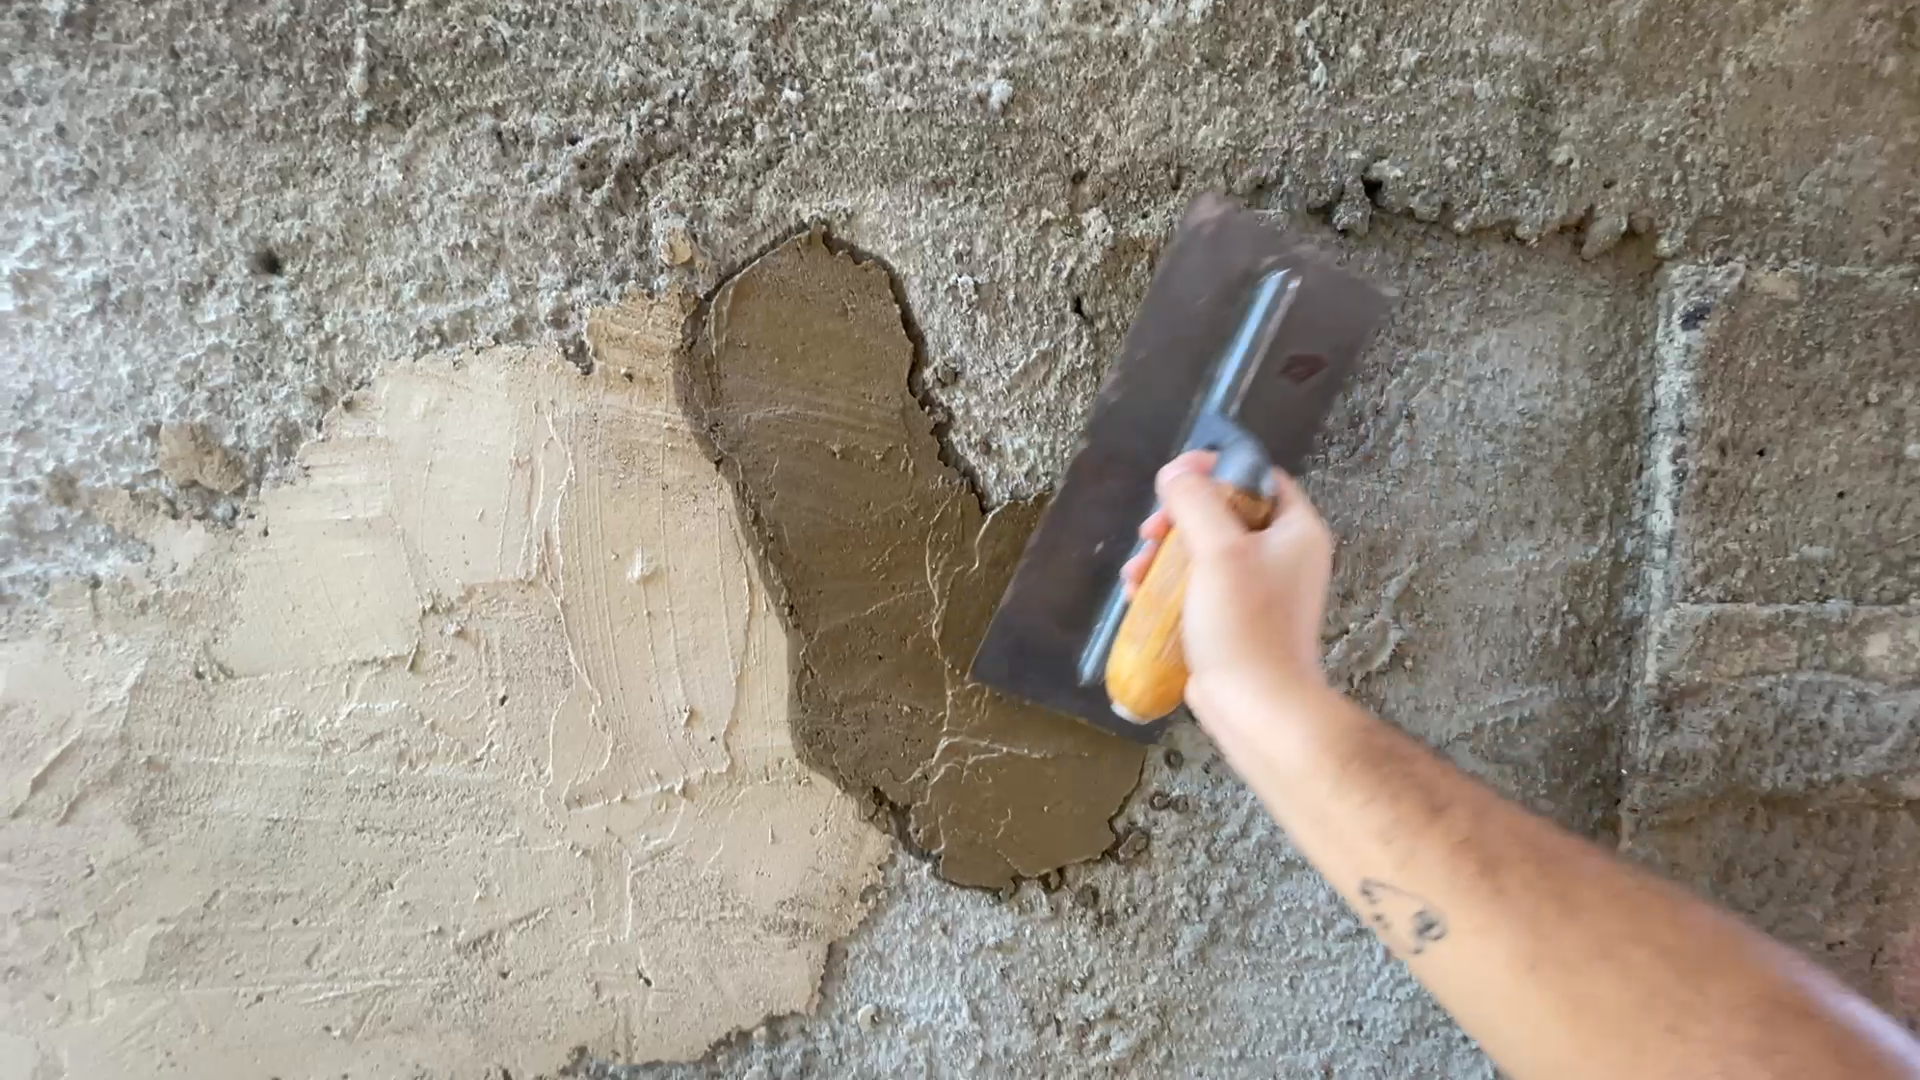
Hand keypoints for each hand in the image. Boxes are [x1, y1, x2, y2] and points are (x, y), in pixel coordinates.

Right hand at [1120, 450, 1333, 722]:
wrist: (1256, 706)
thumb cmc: (1244, 625)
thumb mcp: (1218, 552)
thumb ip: (1196, 503)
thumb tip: (1175, 473)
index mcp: (1296, 531)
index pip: (1259, 478)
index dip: (1216, 470)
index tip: (1176, 478)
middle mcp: (1282, 556)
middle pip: (1224, 513)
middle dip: (1179, 518)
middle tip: (1151, 530)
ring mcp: (1258, 590)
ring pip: (1204, 550)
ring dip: (1165, 552)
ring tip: (1137, 569)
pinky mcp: (1234, 618)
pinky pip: (1198, 584)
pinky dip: (1169, 582)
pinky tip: (1139, 592)